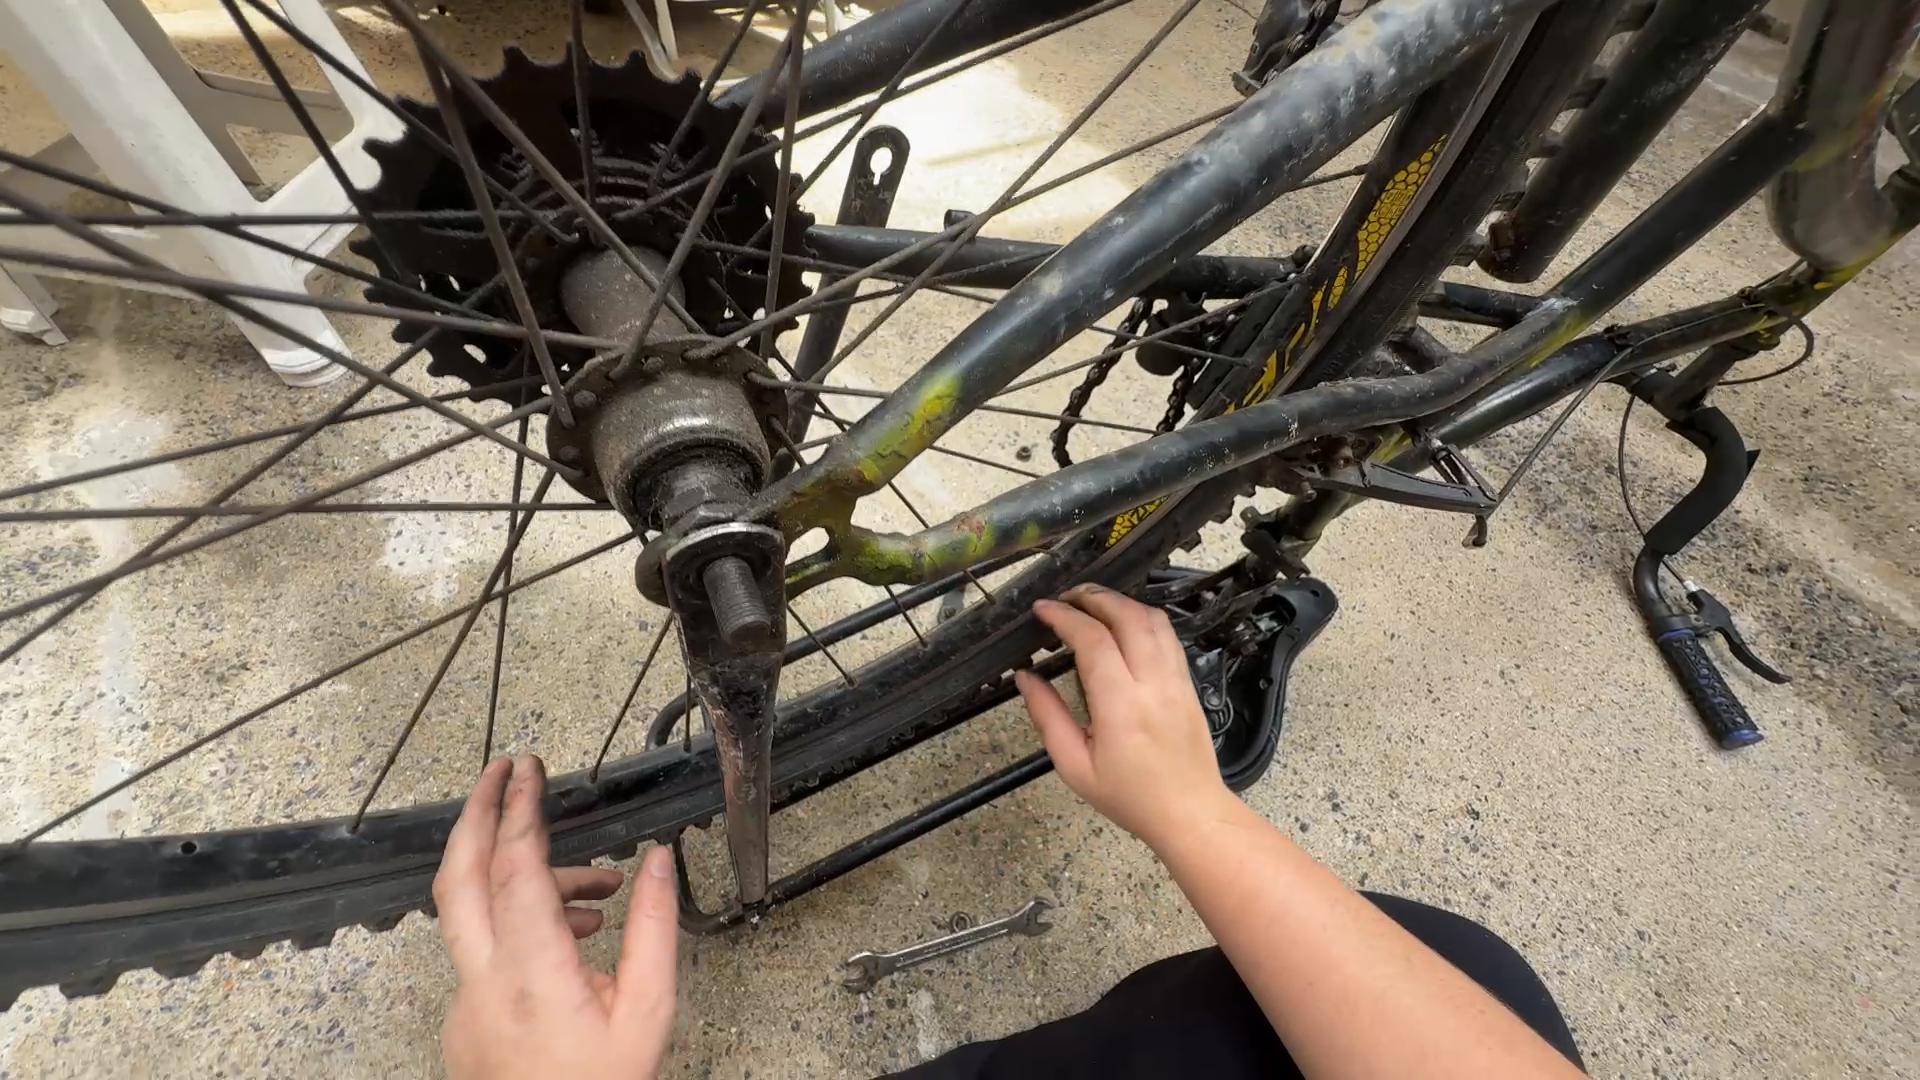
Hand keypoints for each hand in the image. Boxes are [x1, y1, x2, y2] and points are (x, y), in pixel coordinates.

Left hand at [435, 755, 678, 1079]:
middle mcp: (483, 984)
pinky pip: (489, 941)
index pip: (516, 875)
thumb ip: (655, 924)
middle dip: (477, 815)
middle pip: (458, 882)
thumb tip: (659, 857)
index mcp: (531, 977)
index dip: (520, 814)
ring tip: (605, 880)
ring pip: (477, 911)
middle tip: (503, 769)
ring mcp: (466, 1002)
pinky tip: (583, 926)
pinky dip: (529, 914)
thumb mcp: (650, 1006)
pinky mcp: (468, 1014)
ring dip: (529, 874)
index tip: (529, 770)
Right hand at [1016, 584, 1239, 850]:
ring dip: (1120, 602)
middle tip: (1065, 597)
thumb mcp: (1074, 766)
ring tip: (1092, 603)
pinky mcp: (1188, 682)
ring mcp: (1176, 679)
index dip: (1064, 616)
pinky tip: (1123, 622)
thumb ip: (1047, 717)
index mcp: (1121, 706)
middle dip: (1093, 597)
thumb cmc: (1130, 796)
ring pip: (1152, 619)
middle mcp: (1153, 684)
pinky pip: (1168, 634)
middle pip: (1126, 616)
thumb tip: (1024, 677)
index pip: (1092, 640)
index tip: (1042, 609)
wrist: (1191, 814)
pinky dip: (1142, 617)